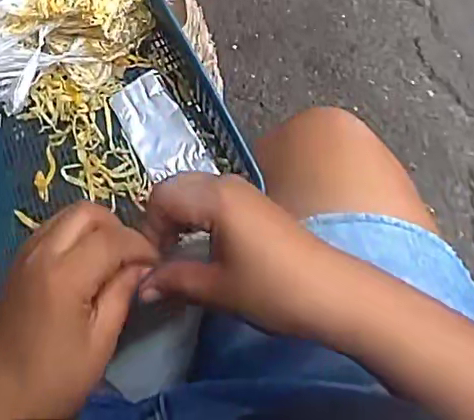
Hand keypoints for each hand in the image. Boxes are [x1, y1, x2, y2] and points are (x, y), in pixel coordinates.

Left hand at [0, 201, 157, 419]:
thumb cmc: (53, 380)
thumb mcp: (99, 345)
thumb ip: (122, 295)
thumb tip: (143, 265)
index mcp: (64, 275)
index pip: (112, 238)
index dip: (140, 245)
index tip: (156, 262)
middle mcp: (43, 251)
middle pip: (88, 211)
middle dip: (117, 227)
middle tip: (131, 256)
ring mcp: (28, 250)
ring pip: (69, 213)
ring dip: (95, 225)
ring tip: (111, 256)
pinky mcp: (20, 256)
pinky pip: (54, 225)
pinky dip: (75, 231)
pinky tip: (85, 259)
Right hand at [138, 172, 358, 339]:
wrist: (332, 291)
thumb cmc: (273, 289)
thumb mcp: (219, 289)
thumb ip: (176, 281)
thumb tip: (141, 286)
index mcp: (214, 197)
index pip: (161, 197)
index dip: (149, 230)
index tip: (152, 266)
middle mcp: (225, 181)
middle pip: (175, 186)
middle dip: (161, 219)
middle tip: (162, 259)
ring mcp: (241, 187)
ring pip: (192, 188)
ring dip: (179, 215)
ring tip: (180, 254)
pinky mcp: (253, 199)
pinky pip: (210, 193)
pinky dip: (196, 213)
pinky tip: (204, 245)